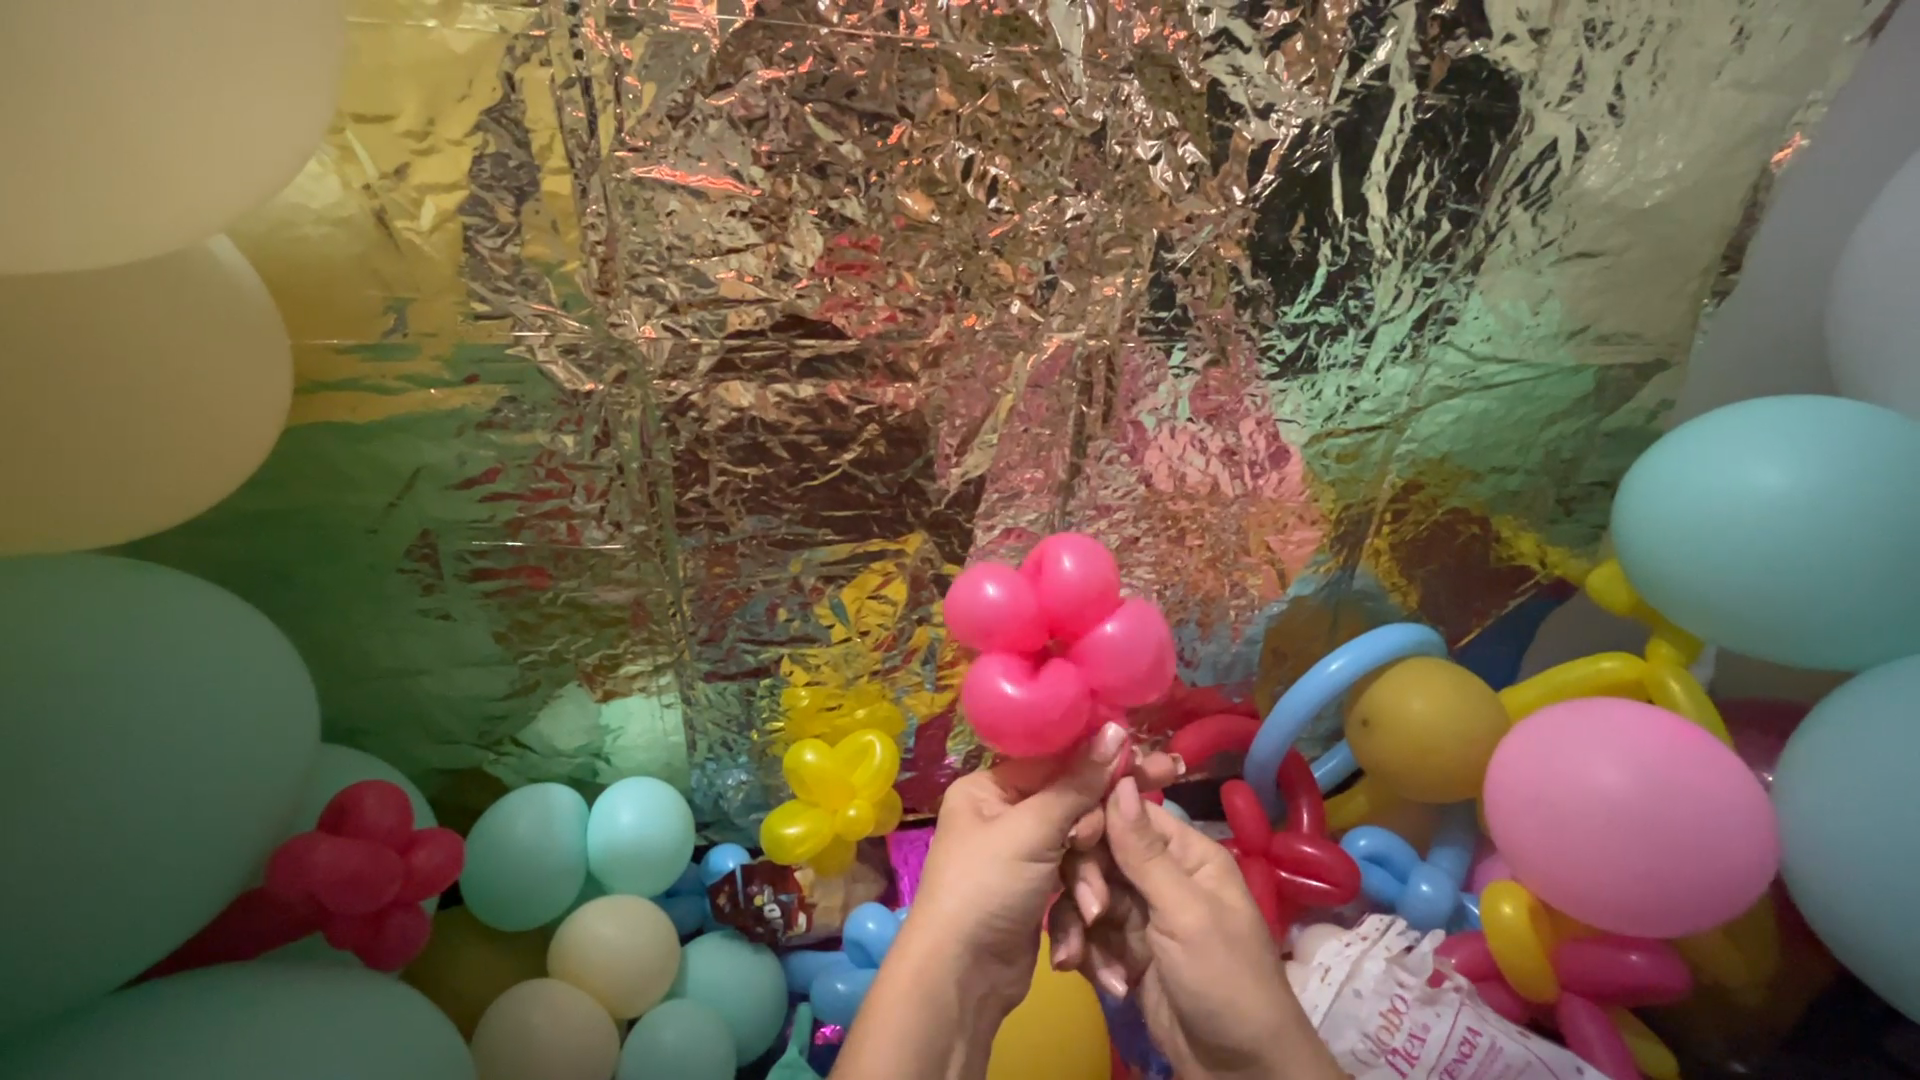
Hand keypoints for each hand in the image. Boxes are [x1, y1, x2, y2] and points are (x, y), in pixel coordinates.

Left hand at [902, 722, 1177, 1011]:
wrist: (961, 978)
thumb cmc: (987, 888)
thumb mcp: (1033, 830)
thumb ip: (1078, 783)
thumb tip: (1116, 729)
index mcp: (989, 787)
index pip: (1054, 760)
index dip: (1102, 759)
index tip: (1150, 758)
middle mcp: (1003, 813)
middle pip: (1071, 801)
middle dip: (1103, 825)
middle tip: (1159, 807)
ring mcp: (1021, 853)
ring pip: (1078, 844)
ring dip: (1089, 876)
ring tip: (1090, 908)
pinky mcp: (1036, 889)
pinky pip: (1072, 877)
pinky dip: (1080, 897)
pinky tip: (1087, 920)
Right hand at [1052, 777, 1344, 1079]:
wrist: (1238, 1073)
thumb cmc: (1225, 980)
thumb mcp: (1186, 913)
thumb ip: (1145, 851)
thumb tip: (1118, 779)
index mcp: (1186, 853)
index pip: (1129, 814)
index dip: (1096, 820)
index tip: (1071, 837)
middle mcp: (1160, 874)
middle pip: (1101, 852)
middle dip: (1087, 883)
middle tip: (1091, 914)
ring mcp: (1139, 912)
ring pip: (1087, 893)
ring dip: (1082, 925)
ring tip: (1085, 959)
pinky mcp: (1122, 948)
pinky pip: (1088, 932)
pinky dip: (1088, 953)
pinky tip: (1099, 979)